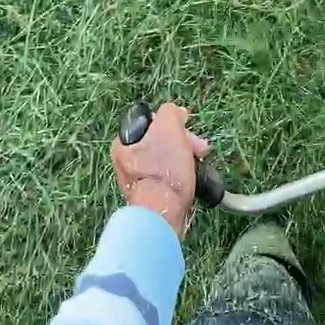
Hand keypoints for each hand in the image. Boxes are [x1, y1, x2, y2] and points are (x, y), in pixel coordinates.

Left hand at [111, 102, 211, 237]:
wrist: (163, 212)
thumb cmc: (164, 168)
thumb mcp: (169, 127)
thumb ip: (169, 112)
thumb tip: (175, 112)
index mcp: (124, 141)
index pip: (153, 122)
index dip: (174, 124)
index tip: (188, 131)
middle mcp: (125, 159)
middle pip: (161, 140)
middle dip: (184, 142)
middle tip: (200, 149)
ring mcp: (137, 179)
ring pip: (166, 158)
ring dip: (185, 157)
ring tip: (200, 164)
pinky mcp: (149, 195)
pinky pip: (167, 176)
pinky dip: (179, 174)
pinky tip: (192, 178)